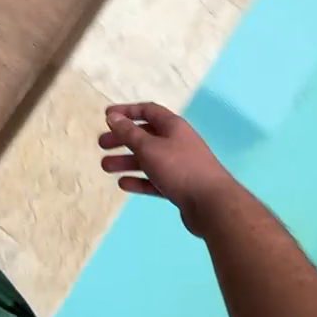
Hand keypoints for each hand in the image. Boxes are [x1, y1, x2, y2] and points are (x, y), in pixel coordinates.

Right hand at [98, 102, 242, 235]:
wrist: (213, 206)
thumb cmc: (179, 168)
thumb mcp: (149, 147)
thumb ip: (128, 132)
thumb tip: (113, 117)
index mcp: (173, 126)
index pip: (147, 111)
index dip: (126, 111)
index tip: (106, 117)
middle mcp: (177, 142)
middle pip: (145, 135)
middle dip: (122, 139)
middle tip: (102, 145)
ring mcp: (180, 165)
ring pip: (148, 159)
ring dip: (126, 161)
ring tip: (105, 167)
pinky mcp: (180, 186)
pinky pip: (155, 179)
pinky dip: (139, 180)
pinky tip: (123, 184)